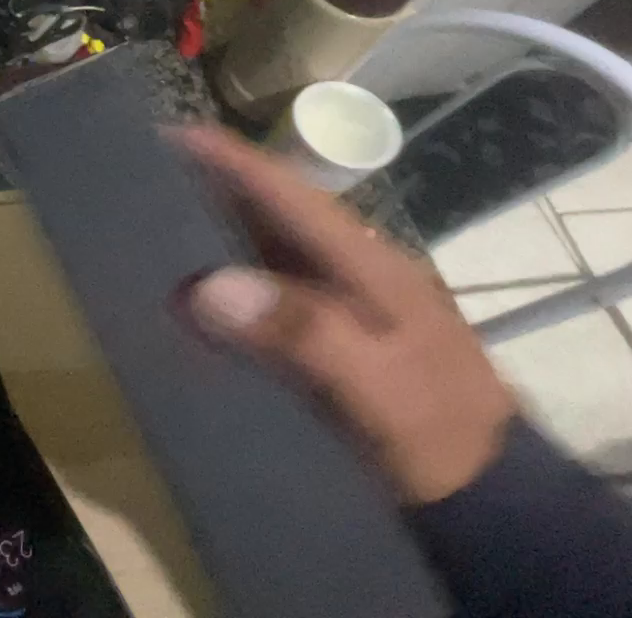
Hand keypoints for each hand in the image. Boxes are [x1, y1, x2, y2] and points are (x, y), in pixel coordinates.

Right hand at [175, 125, 517, 503]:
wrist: (490, 498)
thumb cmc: (435, 433)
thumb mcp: (378, 387)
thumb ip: (301, 331)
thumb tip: (206, 287)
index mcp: (365, 261)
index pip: (287, 191)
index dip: (229, 159)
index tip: (170, 134)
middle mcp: (349, 265)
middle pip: (268, 208)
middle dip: (206, 186)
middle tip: (140, 179)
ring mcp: (340, 297)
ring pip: (263, 244)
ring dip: (209, 229)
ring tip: (148, 222)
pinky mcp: (329, 328)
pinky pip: (261, 285)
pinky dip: (222, 275)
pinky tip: (187, 288)